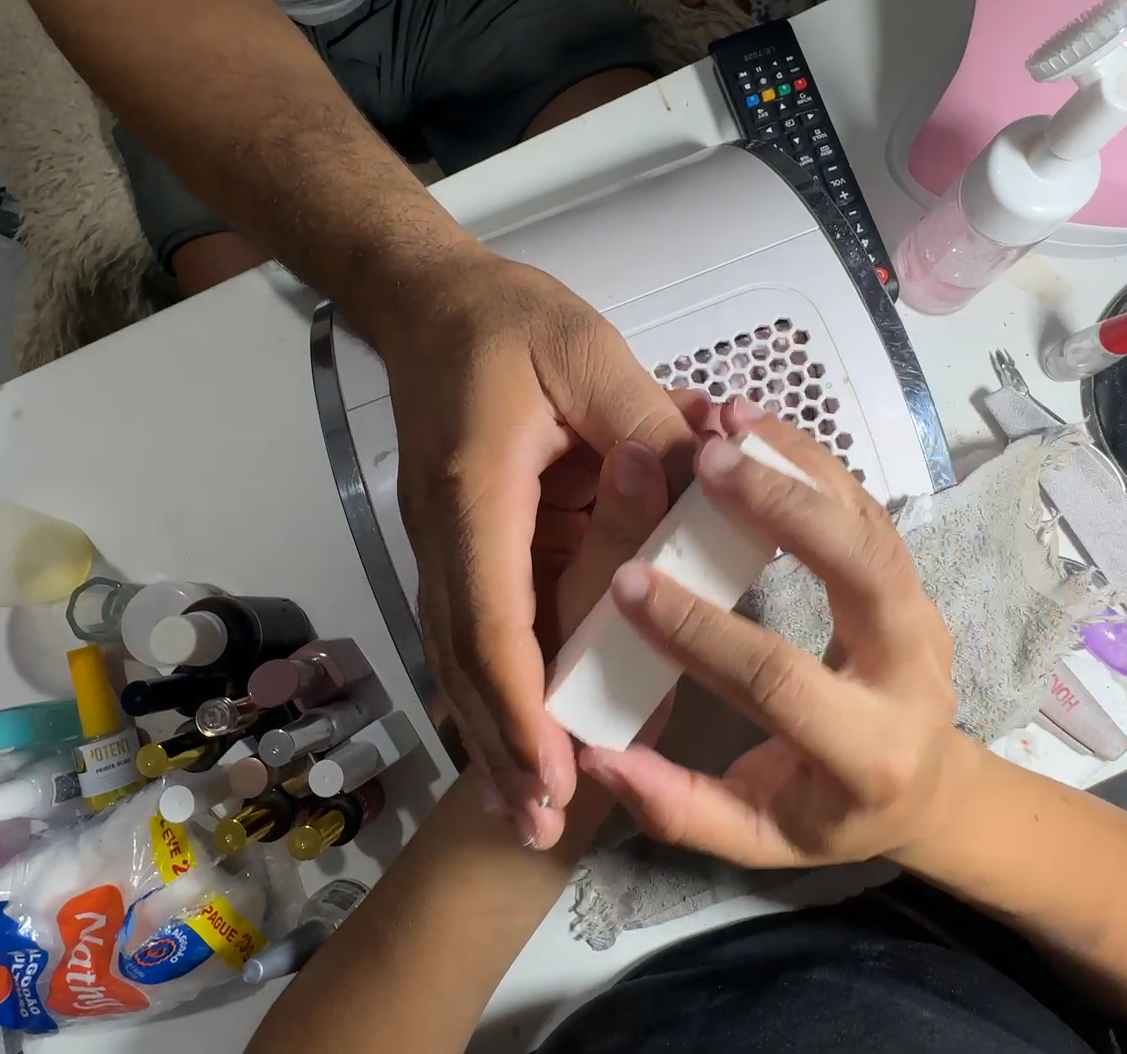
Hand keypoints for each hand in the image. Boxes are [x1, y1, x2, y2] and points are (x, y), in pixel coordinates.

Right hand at [381, 252, 694, 848]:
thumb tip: (696, 493)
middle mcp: (447, 534)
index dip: (518, 702)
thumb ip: (646, 425)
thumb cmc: (509, 322)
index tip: (552, 773)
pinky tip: (519, 720)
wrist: (430, 304)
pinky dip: (495, 680)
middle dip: (498, 741)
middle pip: (464, 655)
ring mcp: (443, 540)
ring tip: (525, 801)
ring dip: (490, 725)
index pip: (493, 617)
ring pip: (460, 649)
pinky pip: (474, 621)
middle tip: (537, 824)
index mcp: (479, 493)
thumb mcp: (589, 356)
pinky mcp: (458, 537)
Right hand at [577, 405, 980, 867]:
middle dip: (781, 508)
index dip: (698, 629)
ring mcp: (923, 615)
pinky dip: (816, 463)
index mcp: (868, 748)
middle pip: (862, 571)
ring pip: (872, 524)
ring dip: (801, 463)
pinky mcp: (912, 581)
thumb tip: (598, 758)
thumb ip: (681, 808)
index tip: (628, 582)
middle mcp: (911, 671)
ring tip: (732, 420)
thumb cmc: (837, 815)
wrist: (932, 789)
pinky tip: (762, 428)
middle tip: (704, 460)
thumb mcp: (759, 839)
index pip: (777, 677)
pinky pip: (868, 510)